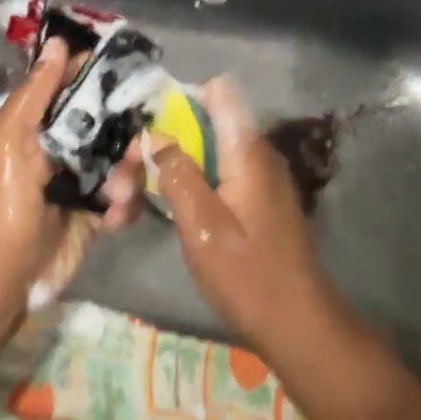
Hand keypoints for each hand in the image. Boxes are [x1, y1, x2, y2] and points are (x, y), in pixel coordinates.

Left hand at [0, 40, 140, 301]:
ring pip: (119, 162)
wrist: (3, 275)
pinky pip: (121, 200)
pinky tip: (112, 217)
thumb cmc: (3, 200)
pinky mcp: (92, 215)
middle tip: (137, 144)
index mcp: (34, 124)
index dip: (96, 76)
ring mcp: (76, 182)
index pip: (70, 87)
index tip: (128, 68)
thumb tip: (59, 42)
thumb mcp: (13, 138)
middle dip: (124, 133)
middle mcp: (57, 148)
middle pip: (104, 125)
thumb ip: (37, 92)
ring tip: (118, 193)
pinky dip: (123, 207)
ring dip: (127, 175)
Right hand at [149, 77, 329, 350]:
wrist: (299, 328)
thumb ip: (178, 173)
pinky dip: (182, 188)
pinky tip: (150, 213)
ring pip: (200, 154)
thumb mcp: (202, 226)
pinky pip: (211, 177)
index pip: (217, 91)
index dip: (177, 98)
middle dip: (158, 144)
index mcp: (246, 151)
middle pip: (199, 125)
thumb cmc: (248, 275)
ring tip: (123, 206)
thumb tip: (156, 133)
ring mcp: (254, 178)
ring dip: (163, 171)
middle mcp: (254, 154)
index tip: (143, 122)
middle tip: (121, 179)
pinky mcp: (251, 201)